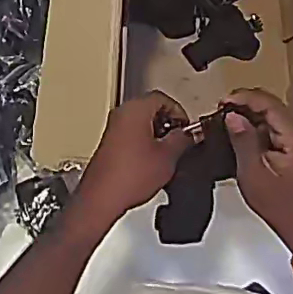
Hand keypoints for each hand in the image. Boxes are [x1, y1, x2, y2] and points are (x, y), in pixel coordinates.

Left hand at [73, 91, 193, 231]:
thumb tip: (189, 134)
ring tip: (168, 153)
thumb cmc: (129, 175)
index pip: (161, 98)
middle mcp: (121, 114)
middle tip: (180, 139)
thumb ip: (182, 140)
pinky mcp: (110, 142)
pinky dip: (144, 141)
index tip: (187, 128)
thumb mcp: (167, 156)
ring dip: (157, 133)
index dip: (179, 112)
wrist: (104, 195)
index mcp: (135, 109)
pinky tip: (153, 161)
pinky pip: (131, 133)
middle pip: (150, 107)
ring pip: (141, 121)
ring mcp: (113, 127)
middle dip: (168, 122)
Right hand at [223, 88, 292, 255]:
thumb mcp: (253, 173)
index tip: (224, 102)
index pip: (269, 104)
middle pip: (269, 103)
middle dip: (243, 102)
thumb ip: (242, 141)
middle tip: (221, 108)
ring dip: (246, 111)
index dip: (244, 98)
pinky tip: (236, 129)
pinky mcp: (288, 143)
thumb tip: (232, 116)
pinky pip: (268, 123)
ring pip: (268, 111)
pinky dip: (251, 122)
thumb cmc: (279, 204)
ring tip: (225, 117)